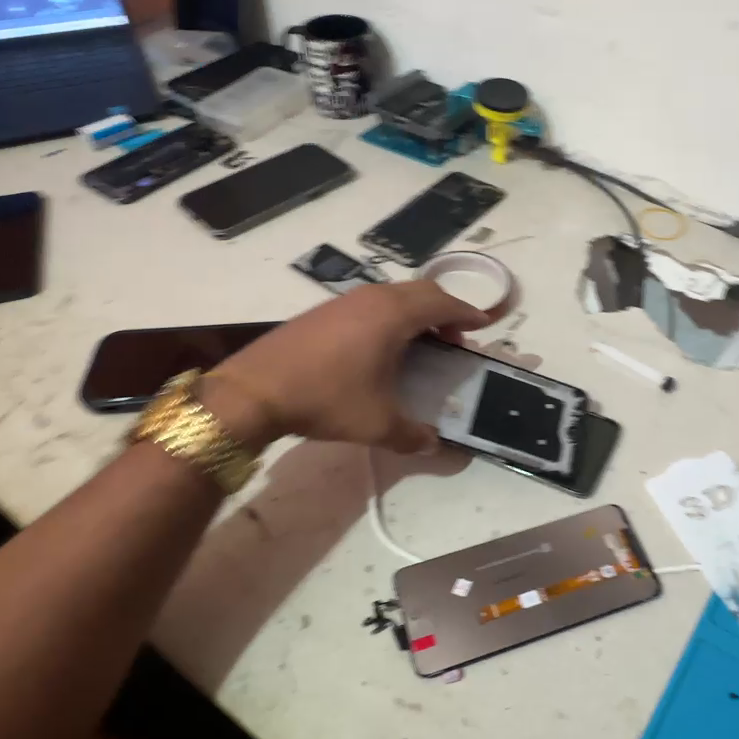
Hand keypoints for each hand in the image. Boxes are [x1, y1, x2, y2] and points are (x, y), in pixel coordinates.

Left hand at [201, 281, 488, 453]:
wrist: (254, 391)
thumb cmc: (325, 399)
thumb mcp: (376, 424)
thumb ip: (412, 435)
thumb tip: (433, 446)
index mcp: (394, 315)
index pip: (444, 304)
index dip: (468, 314)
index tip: (485, 325)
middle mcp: (372, 298)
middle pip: (422, 292)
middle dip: (445, 311)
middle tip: (456, 339)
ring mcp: (344, 301)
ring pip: (394, 295)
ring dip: (416, 314)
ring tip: (422, 344)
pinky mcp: (323, 311)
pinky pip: (371, 304)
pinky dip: (390, 317)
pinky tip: (381, 347)